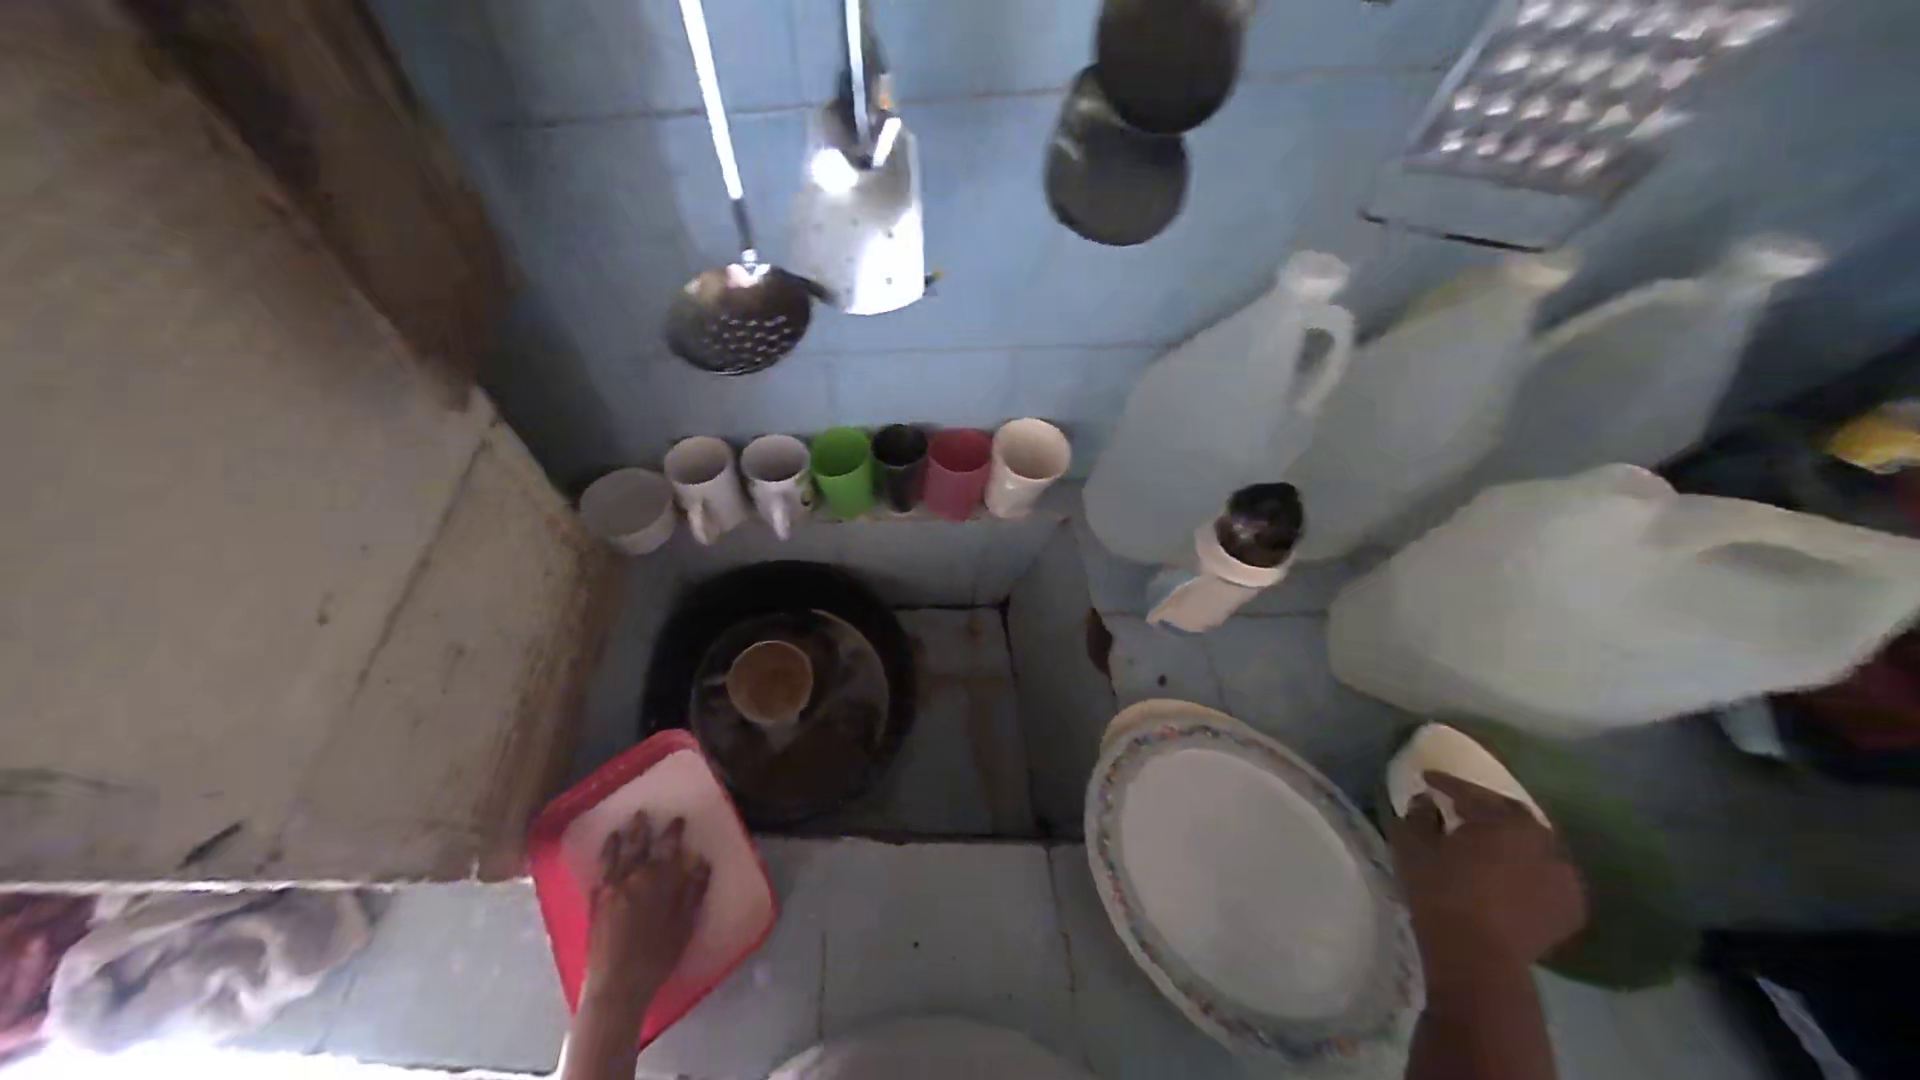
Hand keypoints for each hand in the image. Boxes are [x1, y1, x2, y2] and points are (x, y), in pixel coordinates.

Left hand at [584, 810, 710, 1020]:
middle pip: (638, 845)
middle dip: (642, 827)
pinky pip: (599, 872)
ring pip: (615, 855)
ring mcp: (611, 889)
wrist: (618, 985)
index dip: (673, 831)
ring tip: (620, 827)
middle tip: (643, 813)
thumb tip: (702, 862)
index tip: (678, 818)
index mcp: (659, 881)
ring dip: (619, 838)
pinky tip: (604, 854)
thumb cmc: (658, 956)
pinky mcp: (595, 902)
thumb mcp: (685, 924)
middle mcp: (633, 878)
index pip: (668, 846)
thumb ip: (694, 890)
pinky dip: (602, 858)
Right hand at [1388, 773, 1586, 980]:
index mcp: (1507, 822)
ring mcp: (1564, 877)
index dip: (1446, 783)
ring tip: (1484, 840)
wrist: (1478, 957)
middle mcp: (1545, 842)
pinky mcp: (1571, 907)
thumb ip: (1418, 815)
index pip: (1473, 793)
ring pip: (1533, 844)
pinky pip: (1546, 873)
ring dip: (1509, 838)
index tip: (1426, 778)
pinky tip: (1506, 872)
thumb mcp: (1413, 846)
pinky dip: (1526, 866)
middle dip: (1485, 808)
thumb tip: (1425, 801)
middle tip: (1458, 806)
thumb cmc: (1441, 891)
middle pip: (1511, 815)